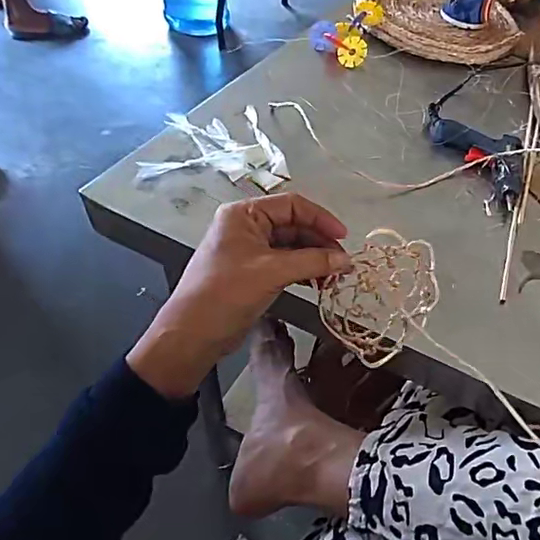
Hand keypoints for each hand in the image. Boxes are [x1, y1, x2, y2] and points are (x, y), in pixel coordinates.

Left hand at [128, 194, 349, 397]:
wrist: (193, 334)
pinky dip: (305, 271)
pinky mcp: (254, 272)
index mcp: (244, 215)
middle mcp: (247, 227)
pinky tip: (319, 283)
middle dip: (321, 244)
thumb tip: (346, 260)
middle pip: (295, 226)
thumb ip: (313, 262)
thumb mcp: (272, 272)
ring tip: (334, 277)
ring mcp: (251, 250)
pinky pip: (287, 264)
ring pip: (293, 246)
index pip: (292, 205)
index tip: (343, 238)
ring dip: (315, 260)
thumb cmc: (225, 294)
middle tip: (342, 264)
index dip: (321, 219)